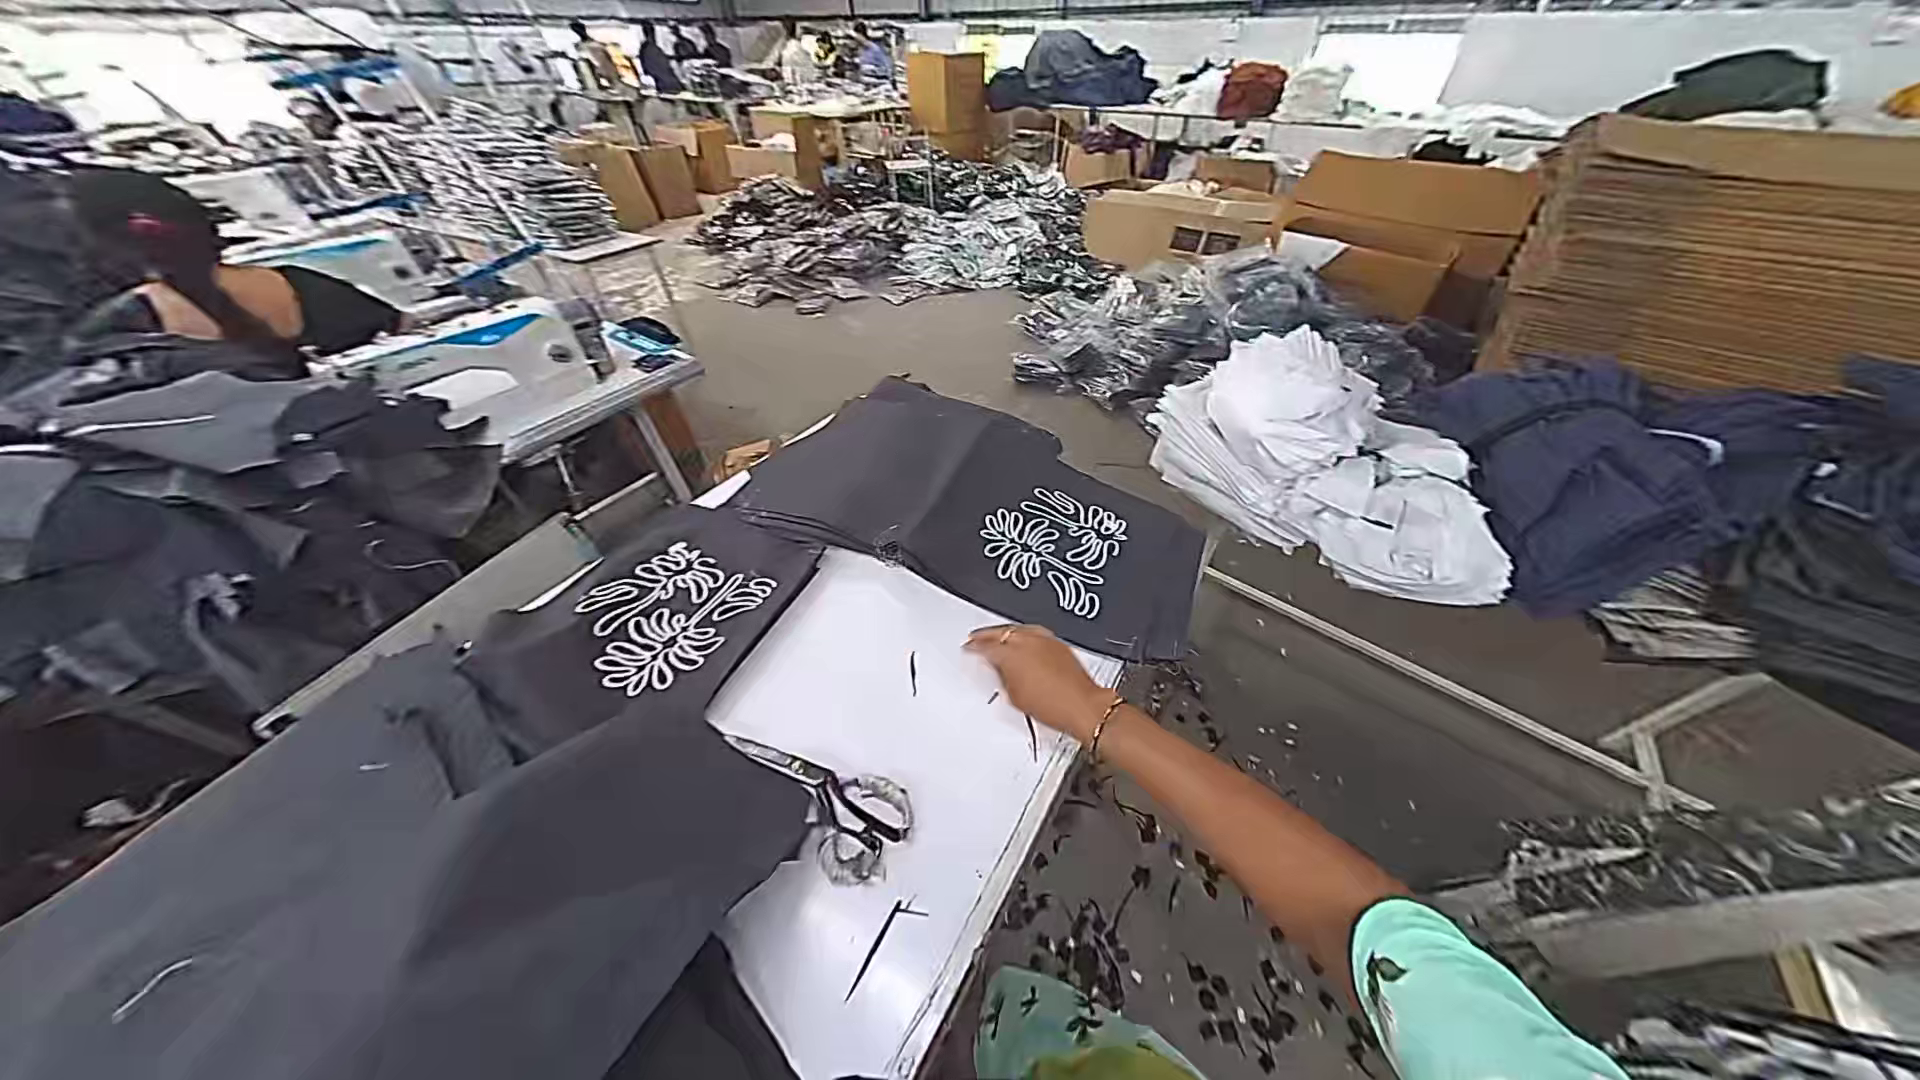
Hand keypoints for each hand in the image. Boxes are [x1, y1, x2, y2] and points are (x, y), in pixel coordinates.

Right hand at [964, 624, 1114, 743]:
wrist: (1082, 706)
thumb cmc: (1052, 705)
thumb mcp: (1014, 696)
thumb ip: (1001, 676)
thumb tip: (999, 669)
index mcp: (1010, 654)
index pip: (984, 646)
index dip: (973, 647)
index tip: (969, 648)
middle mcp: (1026, 642)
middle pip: (999, 632)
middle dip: (985, 636)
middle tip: (976, 639)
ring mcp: (1043, 639)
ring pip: (1016, 628)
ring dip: (1003, 632)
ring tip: (996, 637)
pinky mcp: (1056, 642)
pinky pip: (1033, 631)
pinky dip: (1022, 633)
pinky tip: (1021, 639)